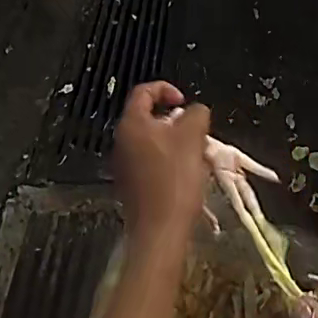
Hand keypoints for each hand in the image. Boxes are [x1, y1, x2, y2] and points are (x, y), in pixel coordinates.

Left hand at [112, 82, 210, 243]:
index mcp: (132, 124)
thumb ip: (196, 112)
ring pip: (153, 139)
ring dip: (176, 140)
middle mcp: (121, 142)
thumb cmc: (175, 177)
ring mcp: (124, 165)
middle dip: (176, 119)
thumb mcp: (194, 134)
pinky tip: (186, 172)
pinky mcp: (132, 184)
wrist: (160, 228)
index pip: (144, 91)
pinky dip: (170, 159)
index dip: (167, 89)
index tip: (185, 102)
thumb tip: (194, 112)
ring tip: (196, 152)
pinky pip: (152, 160)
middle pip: (150, 117)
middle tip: (195, 129)